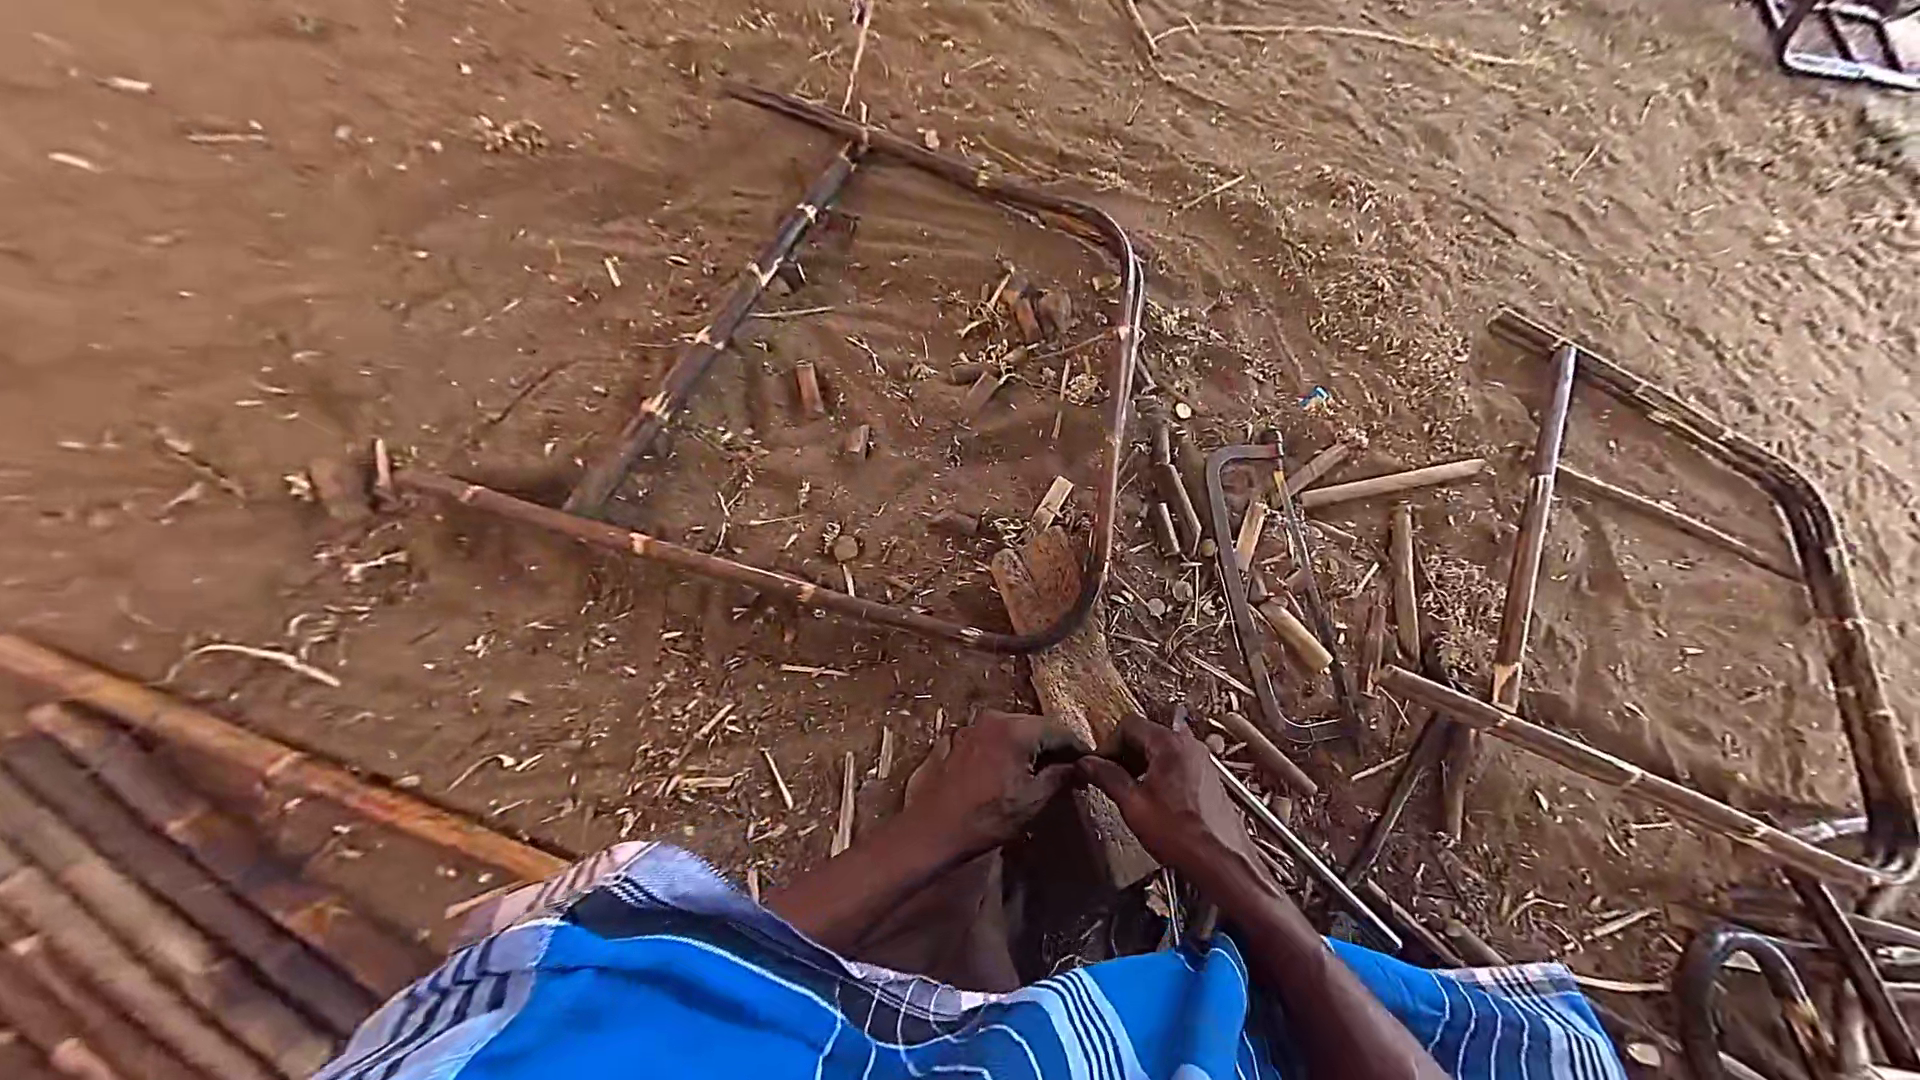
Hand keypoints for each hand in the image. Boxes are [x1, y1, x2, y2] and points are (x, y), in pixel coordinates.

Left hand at [893, 710, 1079, 860]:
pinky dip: (1007, 748)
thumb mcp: (1033, 800)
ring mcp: (974, 726)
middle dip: (1054, 746)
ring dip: (1030, 747)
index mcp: (1016, 729)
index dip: (1077, 748)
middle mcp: (995, 717)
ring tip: (1042, 773)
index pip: (1060, 730)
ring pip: (1015, 730)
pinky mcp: (960, 738)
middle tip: (1069, 771)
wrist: (933, 829)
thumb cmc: (986, 817)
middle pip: (1037, 726)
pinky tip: (1010, 770)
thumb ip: (1060, 777)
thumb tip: (1078, 766)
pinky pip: (994, 736)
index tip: (1088, 765)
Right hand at [1077, 714, 1260, 888]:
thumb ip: (1107, 777)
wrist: (1223, 864)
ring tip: (1129, 789)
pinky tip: (1153, 799)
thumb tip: (1088, 764)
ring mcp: (1203, 762)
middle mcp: (1190, 746)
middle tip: (1109, 775)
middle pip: (1146, 734)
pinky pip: (1177, 764)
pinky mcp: (1209, 779)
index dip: (1108, 744)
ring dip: (1140, 763)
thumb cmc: (1184, 836)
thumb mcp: (1133, 804)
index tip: (1098, 764)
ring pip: (1162, 749)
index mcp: (1170, 744)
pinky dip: (1159, 773)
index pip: (1129, 725)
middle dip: (1123, 753)